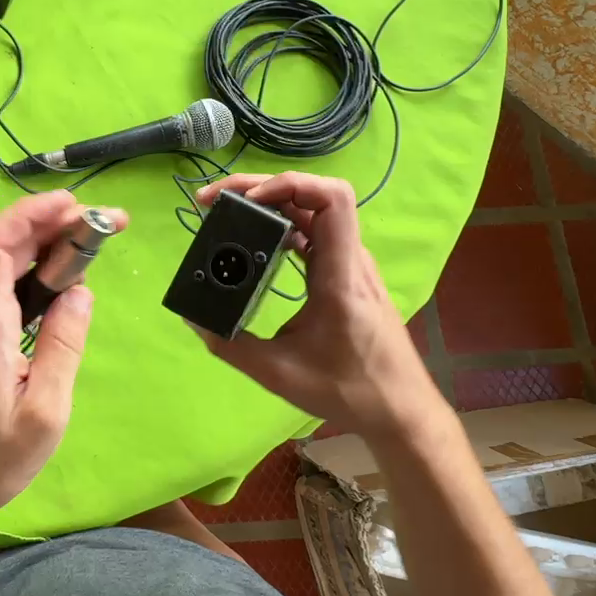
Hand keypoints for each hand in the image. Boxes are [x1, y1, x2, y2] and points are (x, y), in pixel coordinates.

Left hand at [0, 191, 126, 534]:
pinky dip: (31, 272)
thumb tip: (80, 293)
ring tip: (89, 246)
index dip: (30, 213)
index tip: (75, 206)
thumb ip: (63, 347)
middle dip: (49, 222)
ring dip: (42, 245)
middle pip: (0, 245)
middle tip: (103, 224)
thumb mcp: (43, 413)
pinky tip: (60, 284)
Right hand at [192, 172, 441, 441]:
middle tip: (212, 202)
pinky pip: (316, 231)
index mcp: (340, 276)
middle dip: (260, 186)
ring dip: (270, 201)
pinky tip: (258, 238)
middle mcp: (351, 260)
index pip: (331, 200)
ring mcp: (352, 265)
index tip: (246, 200)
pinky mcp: (348, 275)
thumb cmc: (349, 392)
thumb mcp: (279, 374)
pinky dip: (283, 222)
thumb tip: (194, 320)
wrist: (402, 410)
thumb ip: (232, 346)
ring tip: (227, 212)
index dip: (287, 185)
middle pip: (314, 194)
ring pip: (314, 210)